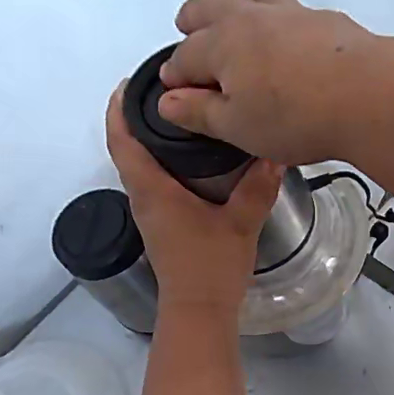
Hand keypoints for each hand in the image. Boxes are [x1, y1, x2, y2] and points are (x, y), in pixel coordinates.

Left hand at [105, 83, 283, 315]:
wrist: (198, 312)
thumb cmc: (210, 268)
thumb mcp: (240, 224)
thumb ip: (257, 188)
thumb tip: (275, 155)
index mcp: (152, 191)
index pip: (121, 140)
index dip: (119, 107)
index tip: (130, 82)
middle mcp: (142, 199)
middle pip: (127, 150)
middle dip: (138, 118)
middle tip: (168, 93)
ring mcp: (149, 215)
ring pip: (140, 169)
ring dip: (151, 143)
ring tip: (183, 120)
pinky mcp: (161, 228)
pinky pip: (154, 185)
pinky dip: (163, 166)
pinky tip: (192, 162)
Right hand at [155, 0, 391, 165]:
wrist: (367, 95)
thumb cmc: (296, 116)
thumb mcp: (237, 127)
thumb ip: (199, 113)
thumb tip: (168, 103)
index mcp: (220, 44)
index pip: (184, 58)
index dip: (174, 77)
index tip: (173, 92)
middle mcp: (250, 17)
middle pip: (210, 8)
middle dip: (193, 20)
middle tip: (186, 27)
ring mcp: (289, 13)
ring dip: (237, 1)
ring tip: (235, 12)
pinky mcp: (323, 20)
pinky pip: (290, 7)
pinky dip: (277, 14)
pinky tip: (287, 34)